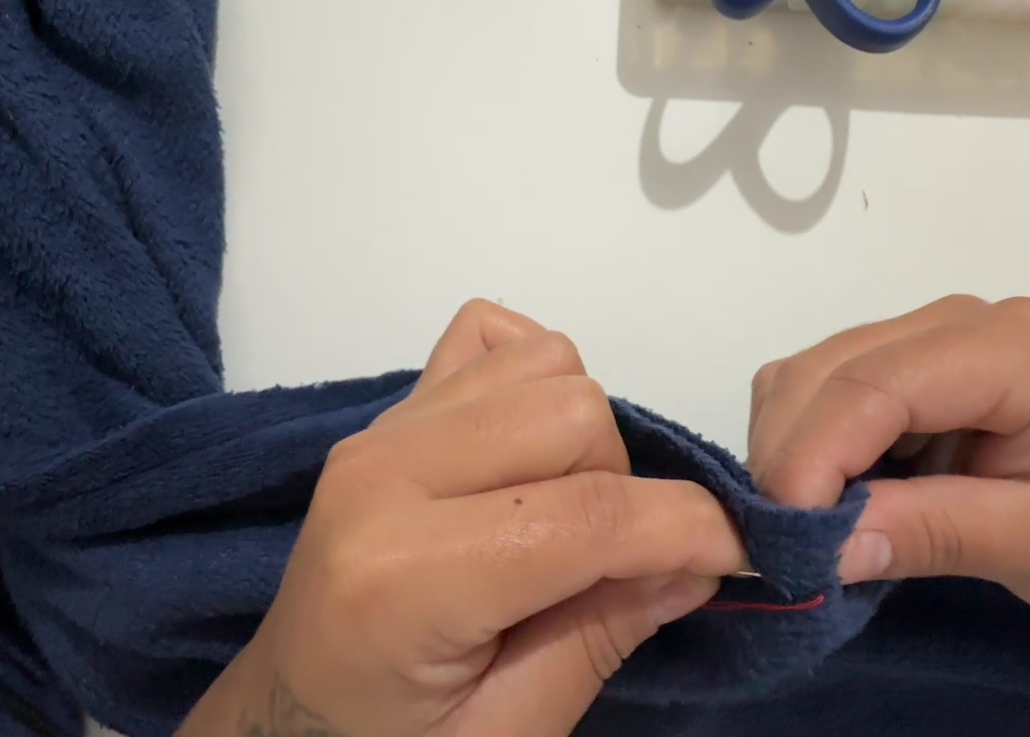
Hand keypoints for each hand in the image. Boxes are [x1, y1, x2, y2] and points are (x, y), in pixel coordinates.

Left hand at [180, 301, 745, 736]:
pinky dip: (533, 373)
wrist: (288, 712)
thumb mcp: (505, 736)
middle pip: (572, 411)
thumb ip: (602, 634)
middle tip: (605, 558)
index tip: (741, 551)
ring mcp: (383, 425)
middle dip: (624, 484)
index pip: (583, 515)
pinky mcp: (389, 405)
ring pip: (545, 361)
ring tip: (558, 505)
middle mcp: (385, 470)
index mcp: (402, 575)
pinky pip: (491, 333)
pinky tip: (524, 443)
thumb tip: (703, 554)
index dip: (686, 528)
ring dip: (584, 432)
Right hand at [747, 295, 1029, 630]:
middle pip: (825, 369)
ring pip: (808, 374)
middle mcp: (955, 319)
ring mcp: (925, 333)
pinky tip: (836, 494)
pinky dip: (806, 444)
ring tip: (814, 525)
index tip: (787, 540)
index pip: (876, 383)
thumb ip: (941, 535)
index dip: (815, 453)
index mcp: (1014, 346)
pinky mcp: (904, 360)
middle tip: (789, 547)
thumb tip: (821, 546)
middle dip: (788, 455)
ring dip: (789, 448)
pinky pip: (821, 389)